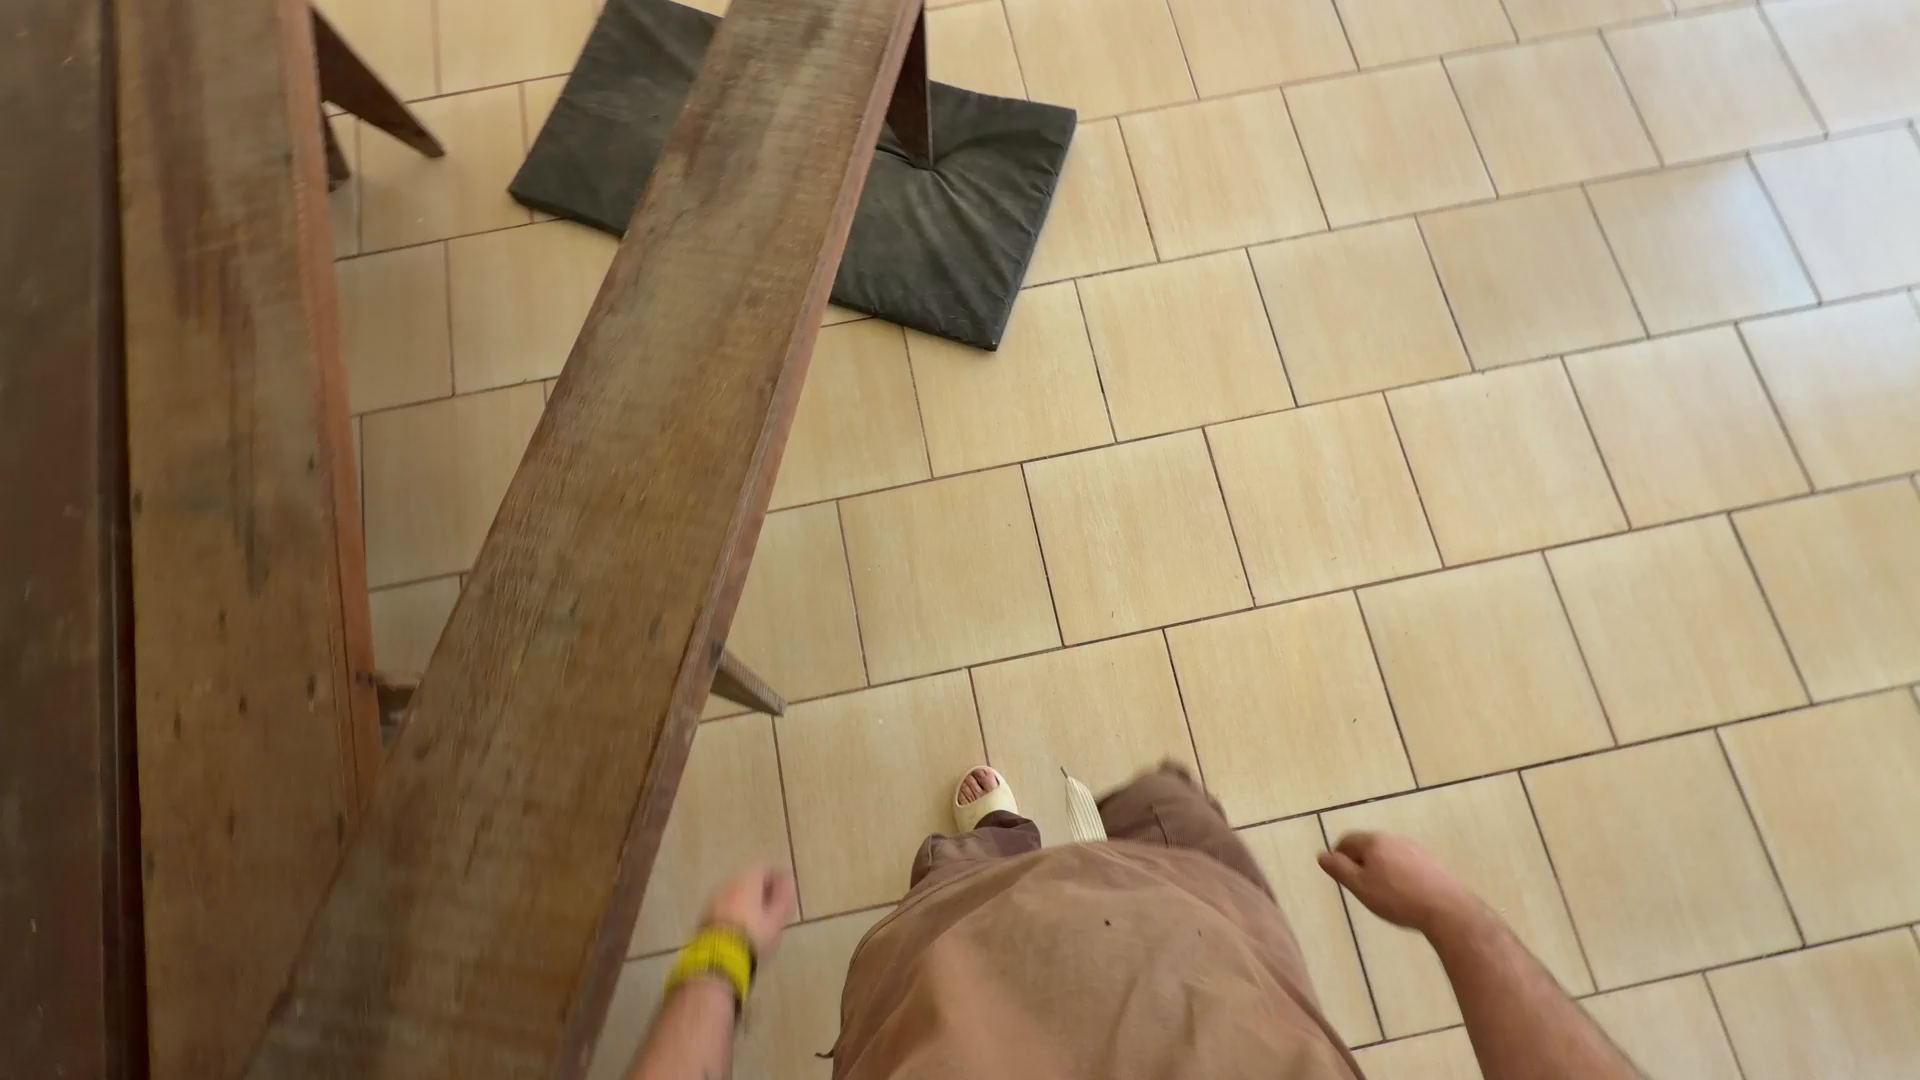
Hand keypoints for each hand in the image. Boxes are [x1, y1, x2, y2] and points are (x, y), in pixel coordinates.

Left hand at [702, 864, 797, 959]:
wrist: (717, 959)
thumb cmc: (753, 935)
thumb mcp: (777, 919)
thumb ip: (784, 898)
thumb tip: (788, 884)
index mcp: (747, 879)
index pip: (765, 868)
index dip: (777, 878)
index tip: (785, 892)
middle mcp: (728, 883)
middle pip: (748, 879)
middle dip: (760, 890)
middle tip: (772, 906)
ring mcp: (713, 899)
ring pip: (734, 893)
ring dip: (746, 901)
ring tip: (757, 920)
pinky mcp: (703, 916)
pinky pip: (724, 907)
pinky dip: (734, 912)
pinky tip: (740, 928)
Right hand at [1318, 831, 1479, 935]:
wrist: (1449, 912)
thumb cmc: (1397, 899)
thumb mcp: (1360, 887)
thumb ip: (1339, 869)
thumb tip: (1322, 855)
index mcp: (1374, 841)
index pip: (1347, 841)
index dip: (1339, 856)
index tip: (1342, 876)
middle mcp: (1394, 839)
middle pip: (1369, 846)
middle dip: (1362, 863)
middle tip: (1362, 886)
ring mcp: (1417, 849)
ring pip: (1390, 855)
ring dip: (1383, 868)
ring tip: (1386, 892)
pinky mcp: (1435, 863)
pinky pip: (1409, 864)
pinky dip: (1402, 874)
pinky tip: (1408, 894)